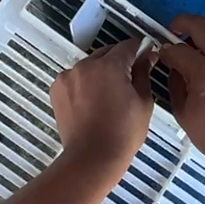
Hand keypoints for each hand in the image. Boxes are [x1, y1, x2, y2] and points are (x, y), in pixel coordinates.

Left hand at [51, 38, 158, 167]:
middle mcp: (86, 65)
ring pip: (90, 66)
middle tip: (128, 82)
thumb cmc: (122, 134)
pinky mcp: (57, 88)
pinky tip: (92, 102)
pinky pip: (75, 78)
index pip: (128, 46)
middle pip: (107, 54)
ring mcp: (68, 76)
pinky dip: (83, 84)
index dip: (140, 50)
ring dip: (100, 73)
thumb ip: (144, 73)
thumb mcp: (144, 102)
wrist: (92, 157)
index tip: (145, 56)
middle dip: (119, 62)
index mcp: (110, 66)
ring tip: (108, 97)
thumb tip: (146, 57)